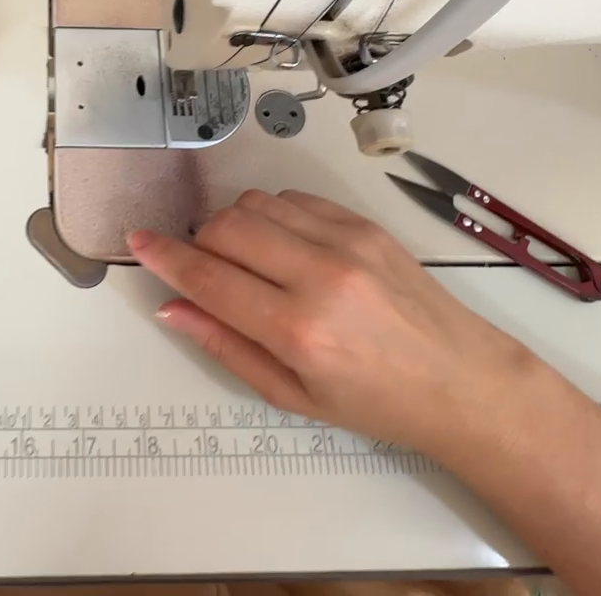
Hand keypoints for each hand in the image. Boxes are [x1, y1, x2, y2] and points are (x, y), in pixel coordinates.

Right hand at [130, 189, 553, 461]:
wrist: (462, 380)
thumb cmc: (374, 402)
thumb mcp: (292, 394)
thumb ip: (225, 345)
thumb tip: (172, 306)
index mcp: (299, 330)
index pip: (210, 278)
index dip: (165, 257)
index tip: (138, 240)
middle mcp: (320, 276)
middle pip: (226, 227)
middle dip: (200, 243)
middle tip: (208, 268)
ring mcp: (345, 241)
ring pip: (254, 204)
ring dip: (233, 226)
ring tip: (248, 259)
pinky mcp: (363, 222)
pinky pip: (290, 198)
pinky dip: (269, 215)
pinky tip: (283, 246)